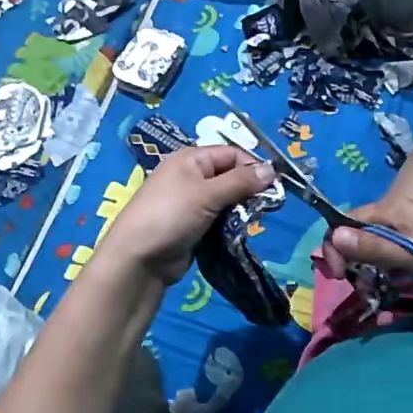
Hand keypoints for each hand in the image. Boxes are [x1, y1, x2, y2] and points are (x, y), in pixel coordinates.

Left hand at [97, 146, 275, 285]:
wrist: (139, 259)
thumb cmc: (170, 216)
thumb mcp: (207, 194)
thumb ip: (241, 181)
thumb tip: (273, 169)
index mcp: (191, 159)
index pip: (232, 153)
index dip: (253, 166)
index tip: (273, 186)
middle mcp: (192, 176)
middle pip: (232, 175)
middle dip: (249, 189)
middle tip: (265, 207)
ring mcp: (192, 201)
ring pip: (229, 199)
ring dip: (242, 209)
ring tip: (252, 222)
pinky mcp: (195, 224)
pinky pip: (221, 218)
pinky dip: (232, 223)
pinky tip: (239, 232)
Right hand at [319, 197, 412, 300]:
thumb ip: (375, 247)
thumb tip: (334, 236)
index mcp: (394, 211)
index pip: (347, 221)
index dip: (336, 245)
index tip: (338, 275)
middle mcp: (397, 222)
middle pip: (357, 238)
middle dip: (350, 263)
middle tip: (359, 289)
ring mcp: (408, 241)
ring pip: (372, 255)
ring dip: (365, 276)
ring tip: (372, 296)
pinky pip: (389, 267)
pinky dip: (382, 281)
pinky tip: (386, 298)